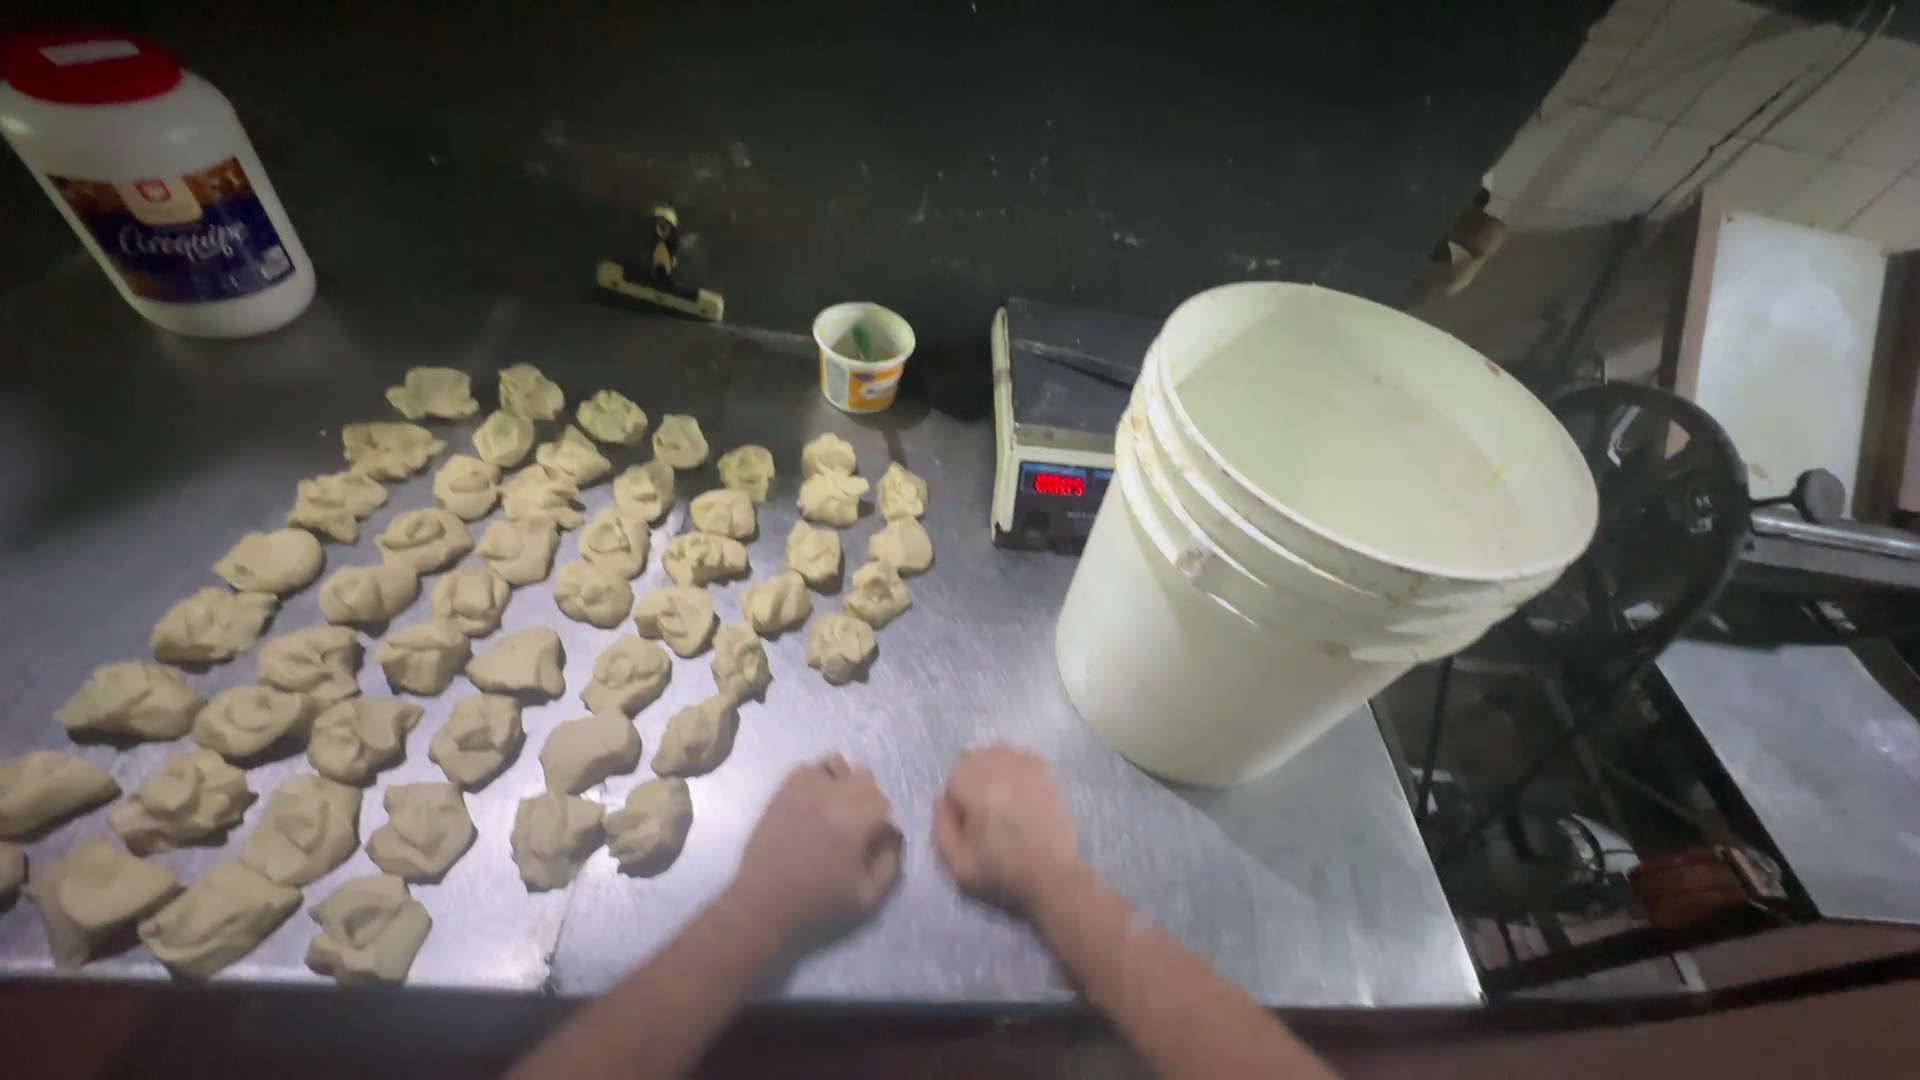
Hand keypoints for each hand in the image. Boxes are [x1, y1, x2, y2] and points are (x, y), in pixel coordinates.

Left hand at [731, 755, 901, 933]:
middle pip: (864, 777)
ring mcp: (804, 789)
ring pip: (836, 764)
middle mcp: (830, 796)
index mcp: (854, 822)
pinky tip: (813, 803)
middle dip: (867, 799)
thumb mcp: (867, 898)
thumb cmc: (818, 904)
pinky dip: (817, 780)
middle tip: (855, 826)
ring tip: (834, 807)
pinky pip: (808, 769)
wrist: (763, 904)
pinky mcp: (783, 790)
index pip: (883, 801)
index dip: (881, 822)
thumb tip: (894, 835)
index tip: (871, 841)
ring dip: (842, 782)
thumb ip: (891, 863)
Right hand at [933, 745, 1084, 909]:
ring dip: (991, 768)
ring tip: (998, 796)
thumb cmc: (1003, 875)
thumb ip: (941, 828)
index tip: (966, 821)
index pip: (954, 776)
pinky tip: (1017, 789)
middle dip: (970, 780)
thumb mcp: (959, 864)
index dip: (955, 799)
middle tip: (981, 809)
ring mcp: (1028, 770)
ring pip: (997, 751)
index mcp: (981, 793)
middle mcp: (1004, 773)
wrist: (1052, 878)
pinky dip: (1014, 766)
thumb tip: (941, 799)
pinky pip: (1022, 755)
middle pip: (974, 757)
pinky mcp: (1046, 775)